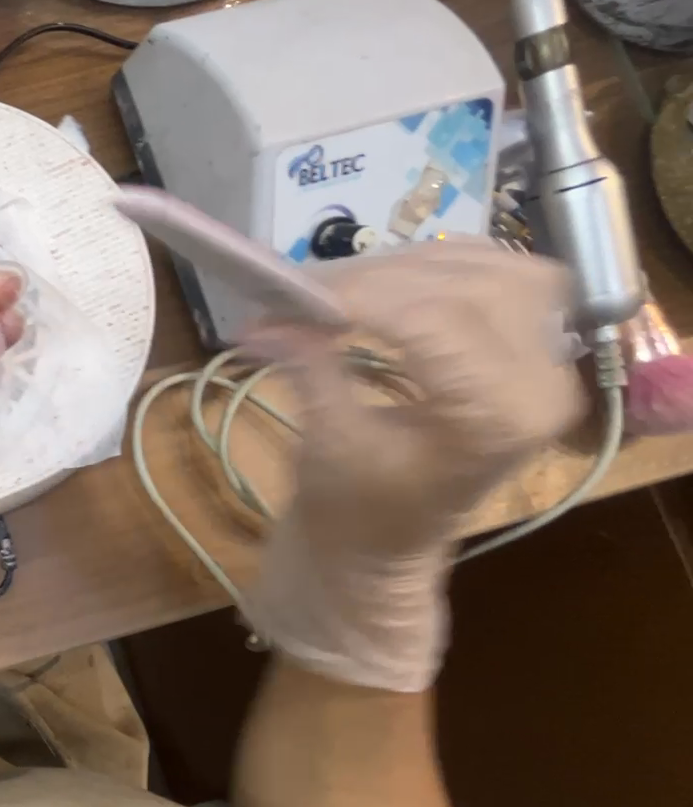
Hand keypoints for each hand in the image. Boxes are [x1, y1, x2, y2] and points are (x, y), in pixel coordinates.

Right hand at [249, 242, 585, 689]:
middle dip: (377, 277)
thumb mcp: (324, 442)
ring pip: (497, 268)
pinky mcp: (530, 349)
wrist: (379, 542)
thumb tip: (259, 321)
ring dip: (410, 264)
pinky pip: (500, 278)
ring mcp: (546, 362)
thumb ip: (307, 371)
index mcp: (495, 417)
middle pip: (473, 284)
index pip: (436, 319)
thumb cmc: (350, 508)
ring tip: (336, 285)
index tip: (282, 301)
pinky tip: (384, 282)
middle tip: (300, 292)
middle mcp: (542, 381)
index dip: (356, 297)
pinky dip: (437, 268)